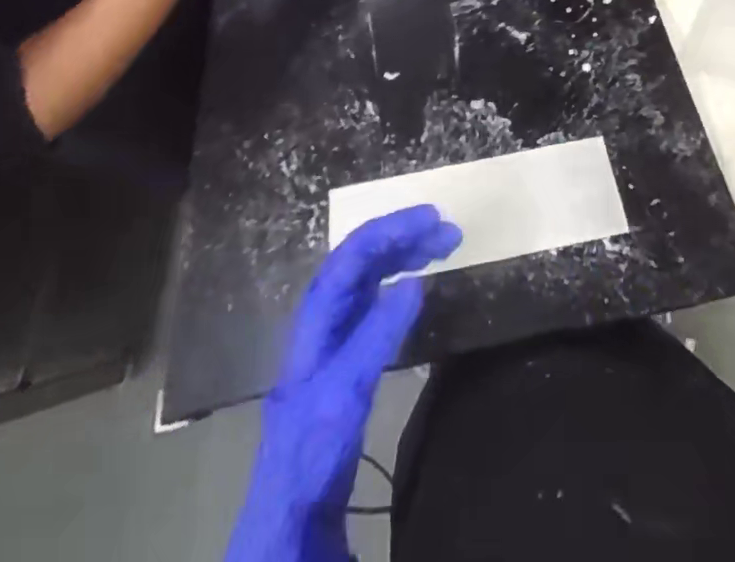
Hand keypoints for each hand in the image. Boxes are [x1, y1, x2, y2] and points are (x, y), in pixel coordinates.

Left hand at [224, 206, 462, 561]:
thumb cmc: (312, 454)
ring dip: (397, 258)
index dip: (386, 234)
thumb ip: (375, 338)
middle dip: (397, 238)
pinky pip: (369, 307)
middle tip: (446, 229)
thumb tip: (413, 284)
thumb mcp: (344, 396)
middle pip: (355, 265)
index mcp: (314, 326)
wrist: (288, 514)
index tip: (429, 220)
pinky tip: (415, 285)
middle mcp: (318, 325)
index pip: (347, 262)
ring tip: (439, 245)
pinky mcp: (342, 362)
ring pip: (362, 283)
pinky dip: (394, 286)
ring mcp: (329, 342)